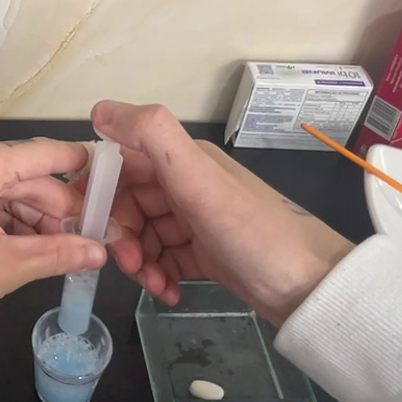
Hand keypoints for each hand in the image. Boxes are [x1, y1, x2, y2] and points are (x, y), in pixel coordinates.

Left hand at [0, 138, 109, 364]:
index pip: (42, 154)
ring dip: (31, 218)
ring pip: (0, 189)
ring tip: (60, 249)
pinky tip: (26, 246)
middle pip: (22, 175)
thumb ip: (58, 252)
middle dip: (57, 207)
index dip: (80, 169)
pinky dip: (3, 220)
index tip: (111, 182)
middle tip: (90, 237)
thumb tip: (100, 251)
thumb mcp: (6, 268)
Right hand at [93, 101, 352, 325]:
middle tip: (129, 263)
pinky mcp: (204, 253)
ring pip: (143, 235)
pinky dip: (158, 275)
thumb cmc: (253, 231)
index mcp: (181, 160)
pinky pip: (164, 259)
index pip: (120, 165)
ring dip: (138, 260)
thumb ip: (151, 135)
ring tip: (152, 284)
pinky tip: (167, 293)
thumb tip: (98, 108)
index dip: (97, 191)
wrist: (314, 289)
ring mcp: (195, 220)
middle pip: (128, 204)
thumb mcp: (199, 178)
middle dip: (120, 234)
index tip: (87, 220)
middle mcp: (185, 184)